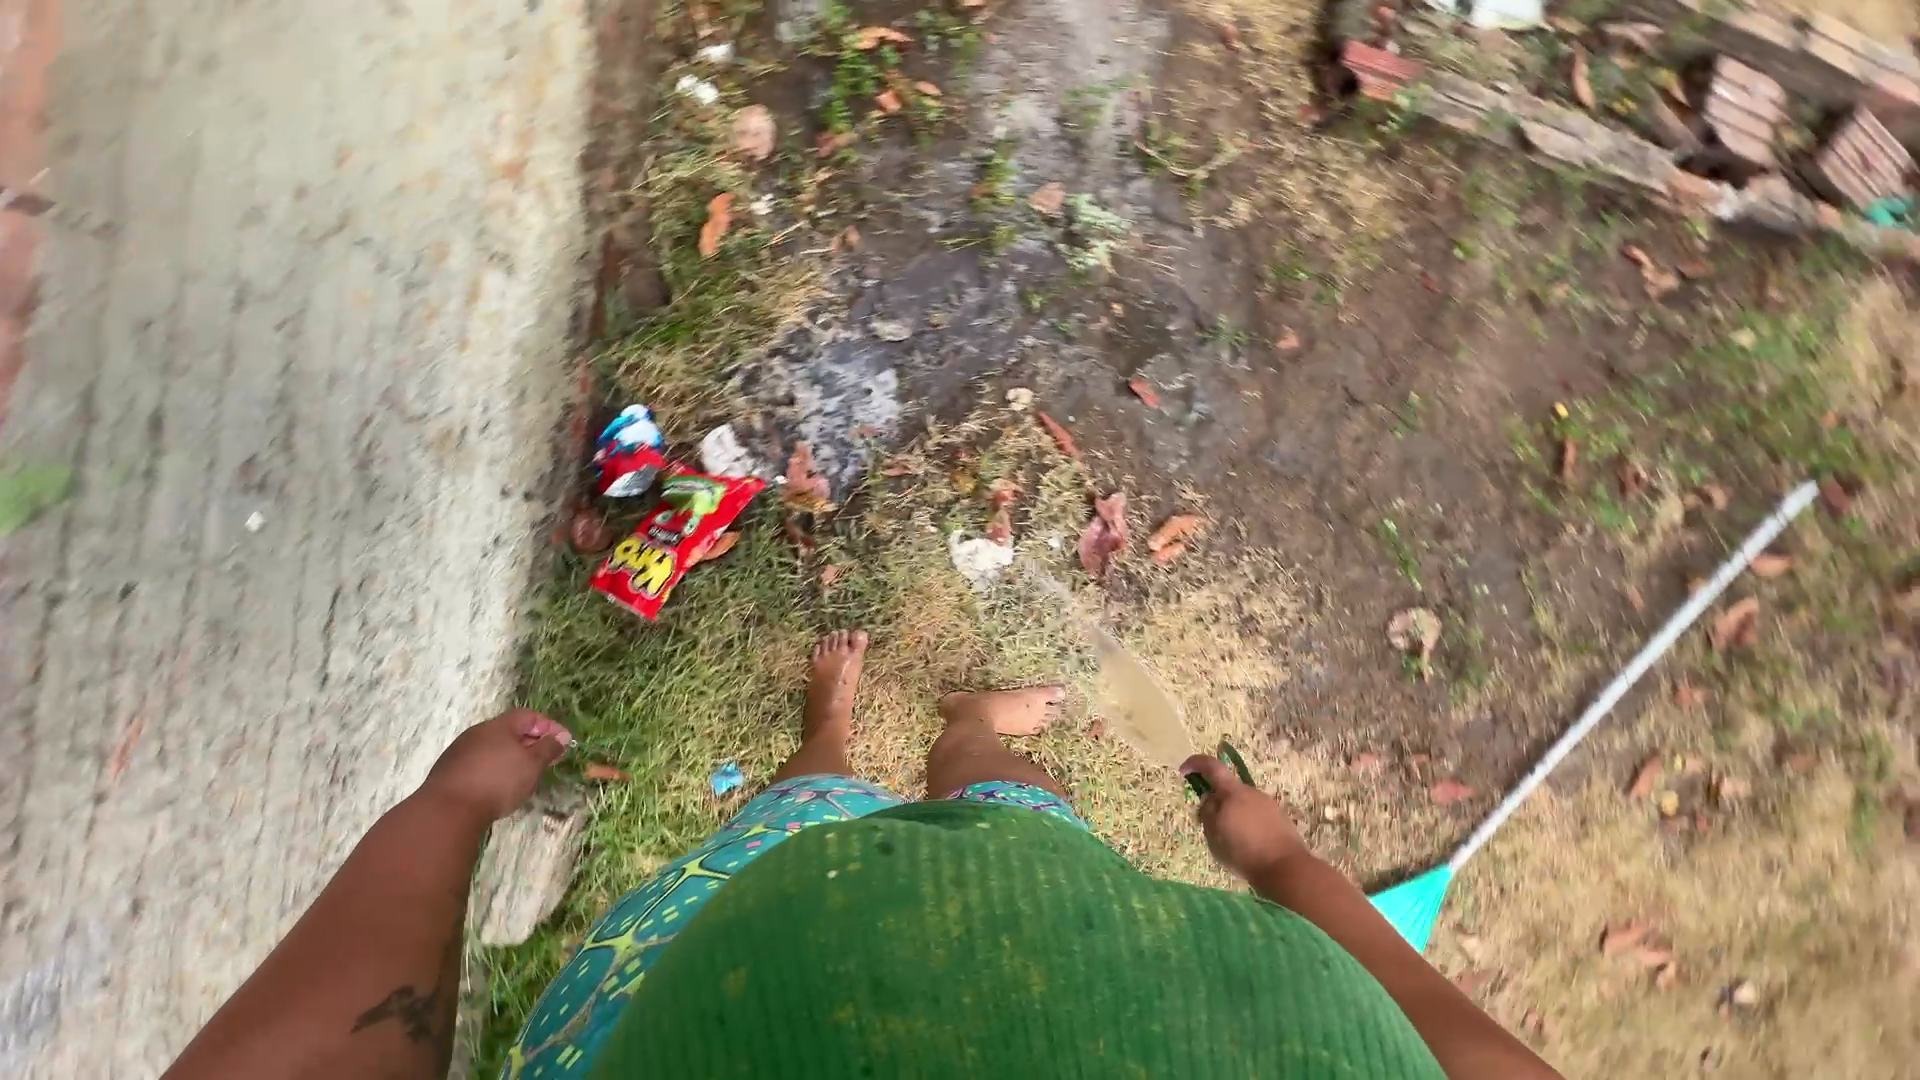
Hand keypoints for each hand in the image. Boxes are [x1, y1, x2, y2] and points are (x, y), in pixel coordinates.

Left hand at [417, 709, 572, 823]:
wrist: (446, 811)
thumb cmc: (498, 782)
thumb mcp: (533, 764)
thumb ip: (549, 748)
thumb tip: (560, 737)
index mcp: (498, 726)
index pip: (529, 716)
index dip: (549, 727)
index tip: (563, 743)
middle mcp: (477, 734)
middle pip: (510, 731)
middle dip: (531, 743)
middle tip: (546, 760)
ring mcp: (459, 753)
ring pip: (493, 748)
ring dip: (512, 757)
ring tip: (524, 775)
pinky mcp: (448, 772)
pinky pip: (479, 764)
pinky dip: (494, 769)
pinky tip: (498, 786)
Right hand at [1179, 754, 1309, 880]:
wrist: (1287, 869)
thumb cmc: (1243, 851)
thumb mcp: (1214, 835)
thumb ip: (1207, 812)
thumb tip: (1209, 799)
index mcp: (1233, 792)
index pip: (1212, 767)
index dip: (1196, 764)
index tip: (1184, 771)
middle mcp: (1252, 793)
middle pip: (1229, 790)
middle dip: (1217, 802)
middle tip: (1211, 825)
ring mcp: (1269, 806)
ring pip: (1243, 805)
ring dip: (1234, 816)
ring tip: (1232, 842)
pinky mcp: (1281, 821)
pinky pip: (1257, 817)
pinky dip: (1249, 826)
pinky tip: (1250, 847)